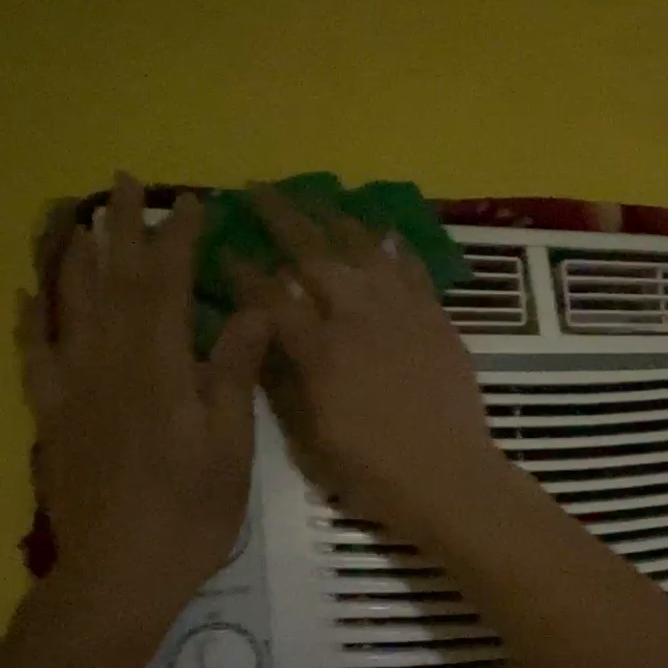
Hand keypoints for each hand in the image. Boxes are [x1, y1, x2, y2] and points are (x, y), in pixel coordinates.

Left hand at [18, 173, 270, 611]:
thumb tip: (252, 311)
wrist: (119, 572)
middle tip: (126, 182)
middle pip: (111, 279)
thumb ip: (233, 374)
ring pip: (66, 305)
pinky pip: (32, 354)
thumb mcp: (230, 447)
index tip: (192, 203)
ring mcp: (71, 387)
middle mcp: (106, 361)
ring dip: (72, 256)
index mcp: (157, 366)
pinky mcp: (50, 415)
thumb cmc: (190, 512)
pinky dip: (29, 319)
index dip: (178, 239)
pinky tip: (26, 298)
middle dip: (122, 228)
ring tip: (76, 218)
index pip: (166, 284)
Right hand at [231, 185, 504, 528]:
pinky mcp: (438, 320)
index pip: (269, 296)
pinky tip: (385, 234)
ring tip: (317, 198)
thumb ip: (286, 383)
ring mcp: (403, 313)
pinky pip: (414, 270)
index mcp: (320, 351)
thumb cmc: (373, 473)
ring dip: (336, 219)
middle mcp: (358, 317)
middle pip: (314, 253)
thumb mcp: (311, 438)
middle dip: (281, 216)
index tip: (219, 246)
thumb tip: (265, 340)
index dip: (240, 270)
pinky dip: (397, 248)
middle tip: (257, 190)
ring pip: (366, 249)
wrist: (448, 477)